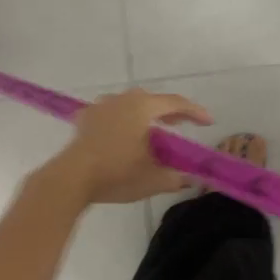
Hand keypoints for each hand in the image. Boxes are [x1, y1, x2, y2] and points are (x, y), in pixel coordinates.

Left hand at [45, 89, 212, 204]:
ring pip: (130, 104)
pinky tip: (123, 133)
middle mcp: (123, 100)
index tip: (208, 122)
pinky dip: (123, 119)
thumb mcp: (153, 179)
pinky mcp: (85, 118)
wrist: (70, 179)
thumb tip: (194, 179)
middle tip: (182, 124)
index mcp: (143, 107)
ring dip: (145, 114)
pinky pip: (111, 113)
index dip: (195, 112)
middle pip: (153, 100)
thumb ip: (177, 177)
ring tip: (153, 130)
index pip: (176, 103)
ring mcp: (101, 106)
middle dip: (170, 112)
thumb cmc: (116, 174)